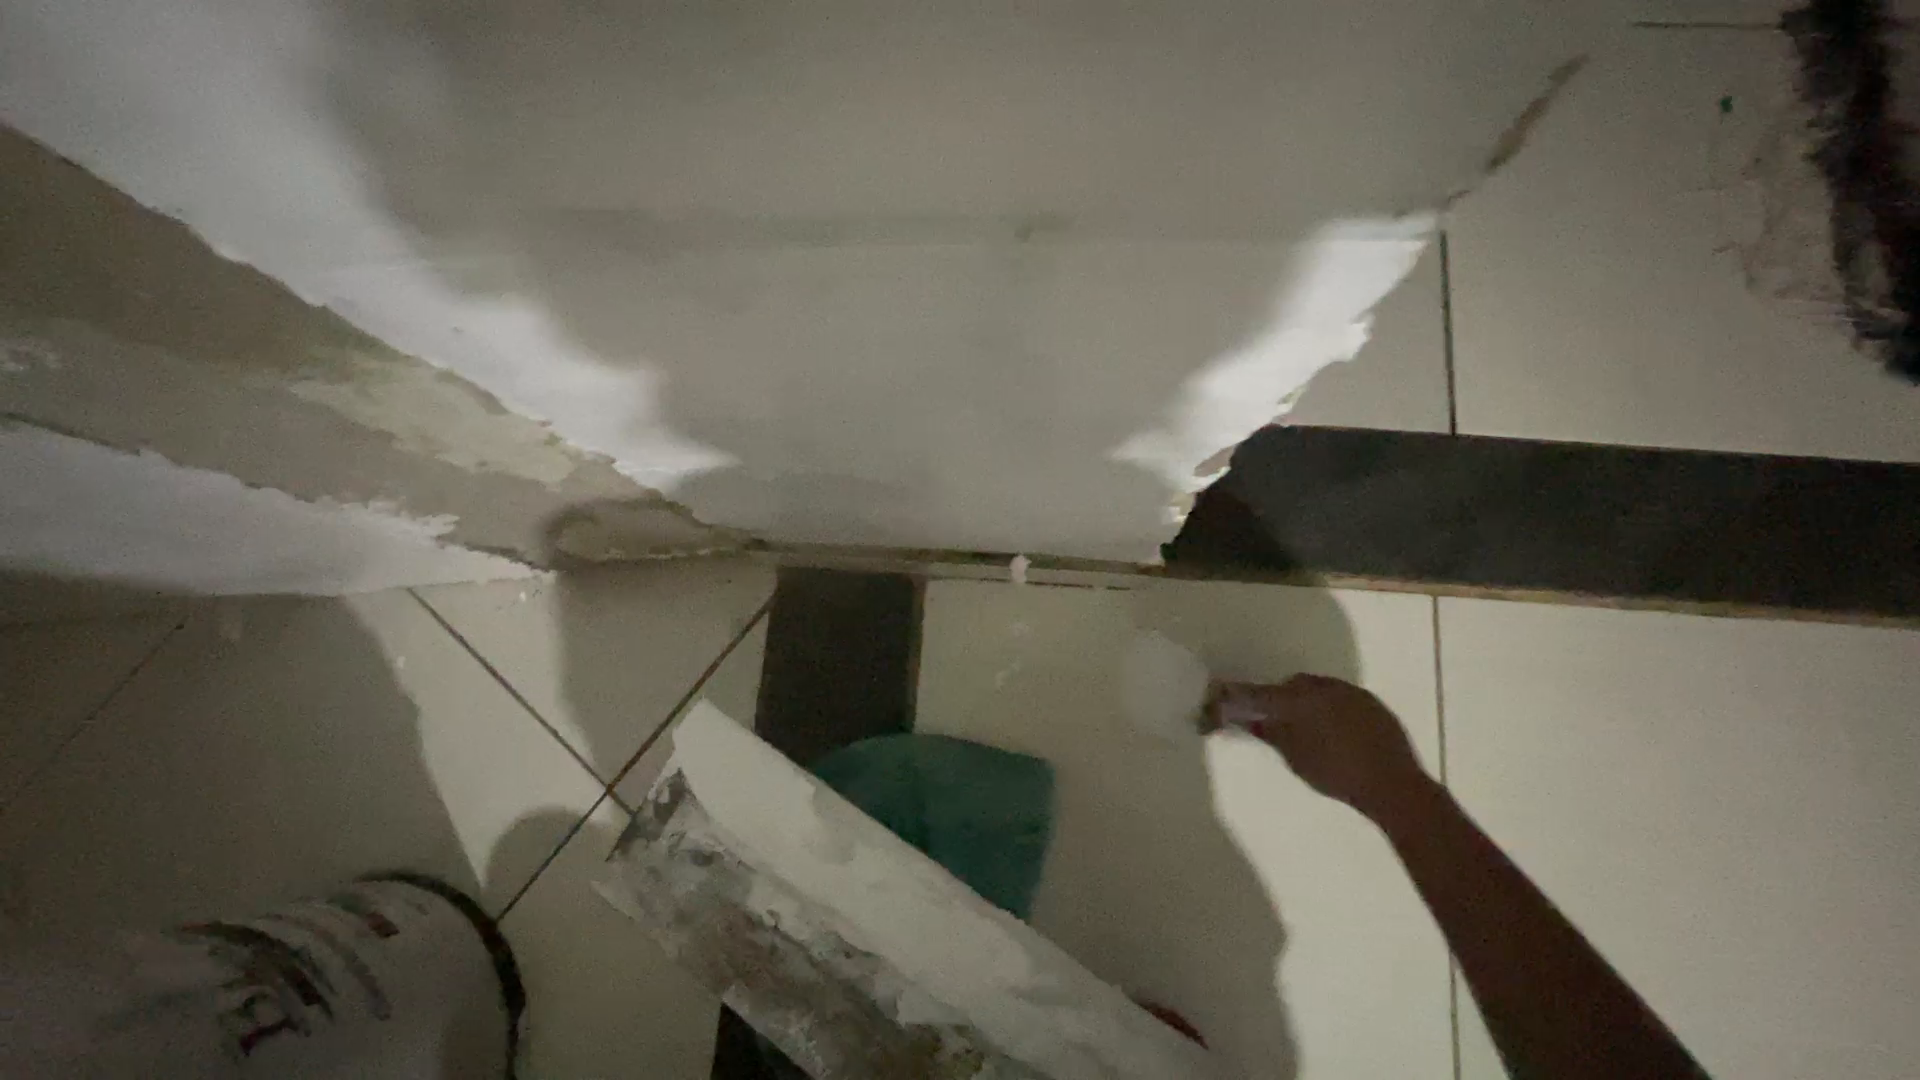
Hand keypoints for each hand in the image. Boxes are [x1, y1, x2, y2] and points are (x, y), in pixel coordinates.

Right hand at [1211, 674, 1431, 821]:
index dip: (1239, 695)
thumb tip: (1249, 719)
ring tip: (1306, 726)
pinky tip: (1334, 730)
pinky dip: (1329, 707)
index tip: (1221, 695)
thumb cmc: (1336, 774)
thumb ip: (1270, 732)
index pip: (1260, 694)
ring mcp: (1351, 693)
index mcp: (1300, 700)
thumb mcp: (1295, 757)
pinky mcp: (1372, 703)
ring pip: (1317, 689)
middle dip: (1278, 698)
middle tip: (1272, 719)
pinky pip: (1340, 697)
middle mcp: (1324, 687)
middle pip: (1290, 685)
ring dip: (1305, 701)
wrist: (1394, 786)